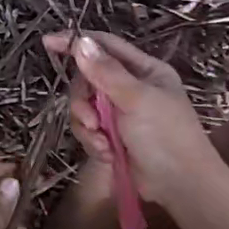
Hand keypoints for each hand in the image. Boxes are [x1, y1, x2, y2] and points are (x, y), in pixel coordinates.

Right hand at [42, 31, 220, 209]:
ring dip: (88, 126)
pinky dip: (93, 142)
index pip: (104, 46)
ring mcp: (120, 113)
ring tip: (103, 143)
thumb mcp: (137, 99)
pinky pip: (87, 129)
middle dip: (83, 101)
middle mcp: (130, 87)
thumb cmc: (167, 135)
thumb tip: (80, 42)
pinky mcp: (111, 136)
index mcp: (144, 70)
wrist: (180, 186)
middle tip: (91, 120)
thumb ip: (106, 71)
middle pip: (87, 79)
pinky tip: (108, 154)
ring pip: (84, 107)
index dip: (76, 43)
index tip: (48, 42)